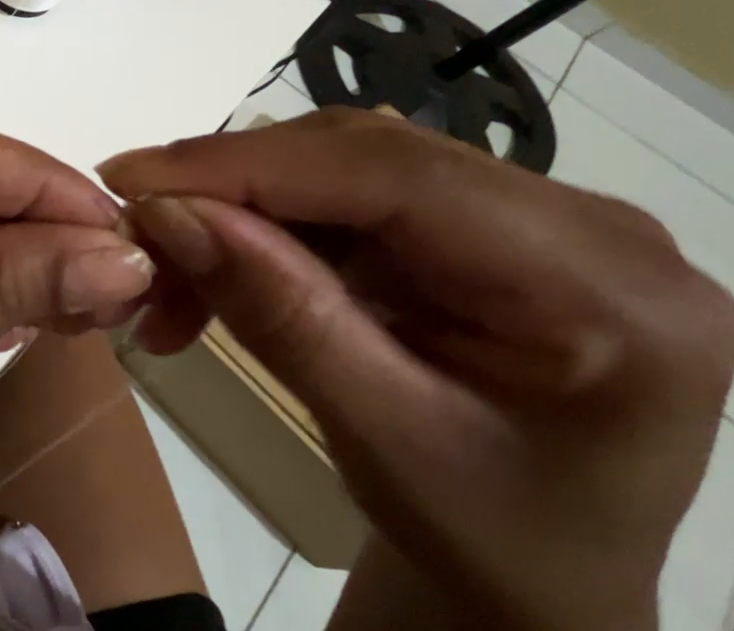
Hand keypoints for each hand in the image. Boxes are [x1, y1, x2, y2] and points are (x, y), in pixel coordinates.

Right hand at [101, 108, 733, 630]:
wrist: (533, 576)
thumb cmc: (482, 533)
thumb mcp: (380, 435)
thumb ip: (279, 313)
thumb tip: (165, 214)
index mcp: (605, 286)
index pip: (395, 176)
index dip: (248, 164)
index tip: (128, 179)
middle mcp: (582, 225)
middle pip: (364, 157)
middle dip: (231, 187)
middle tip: (134, 233)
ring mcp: (529, 219)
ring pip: (340, 167)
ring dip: (237, 210)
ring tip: (167, 276)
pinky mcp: (475, 229)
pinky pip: (342, 199)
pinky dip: (262, 230)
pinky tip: (215, 273)